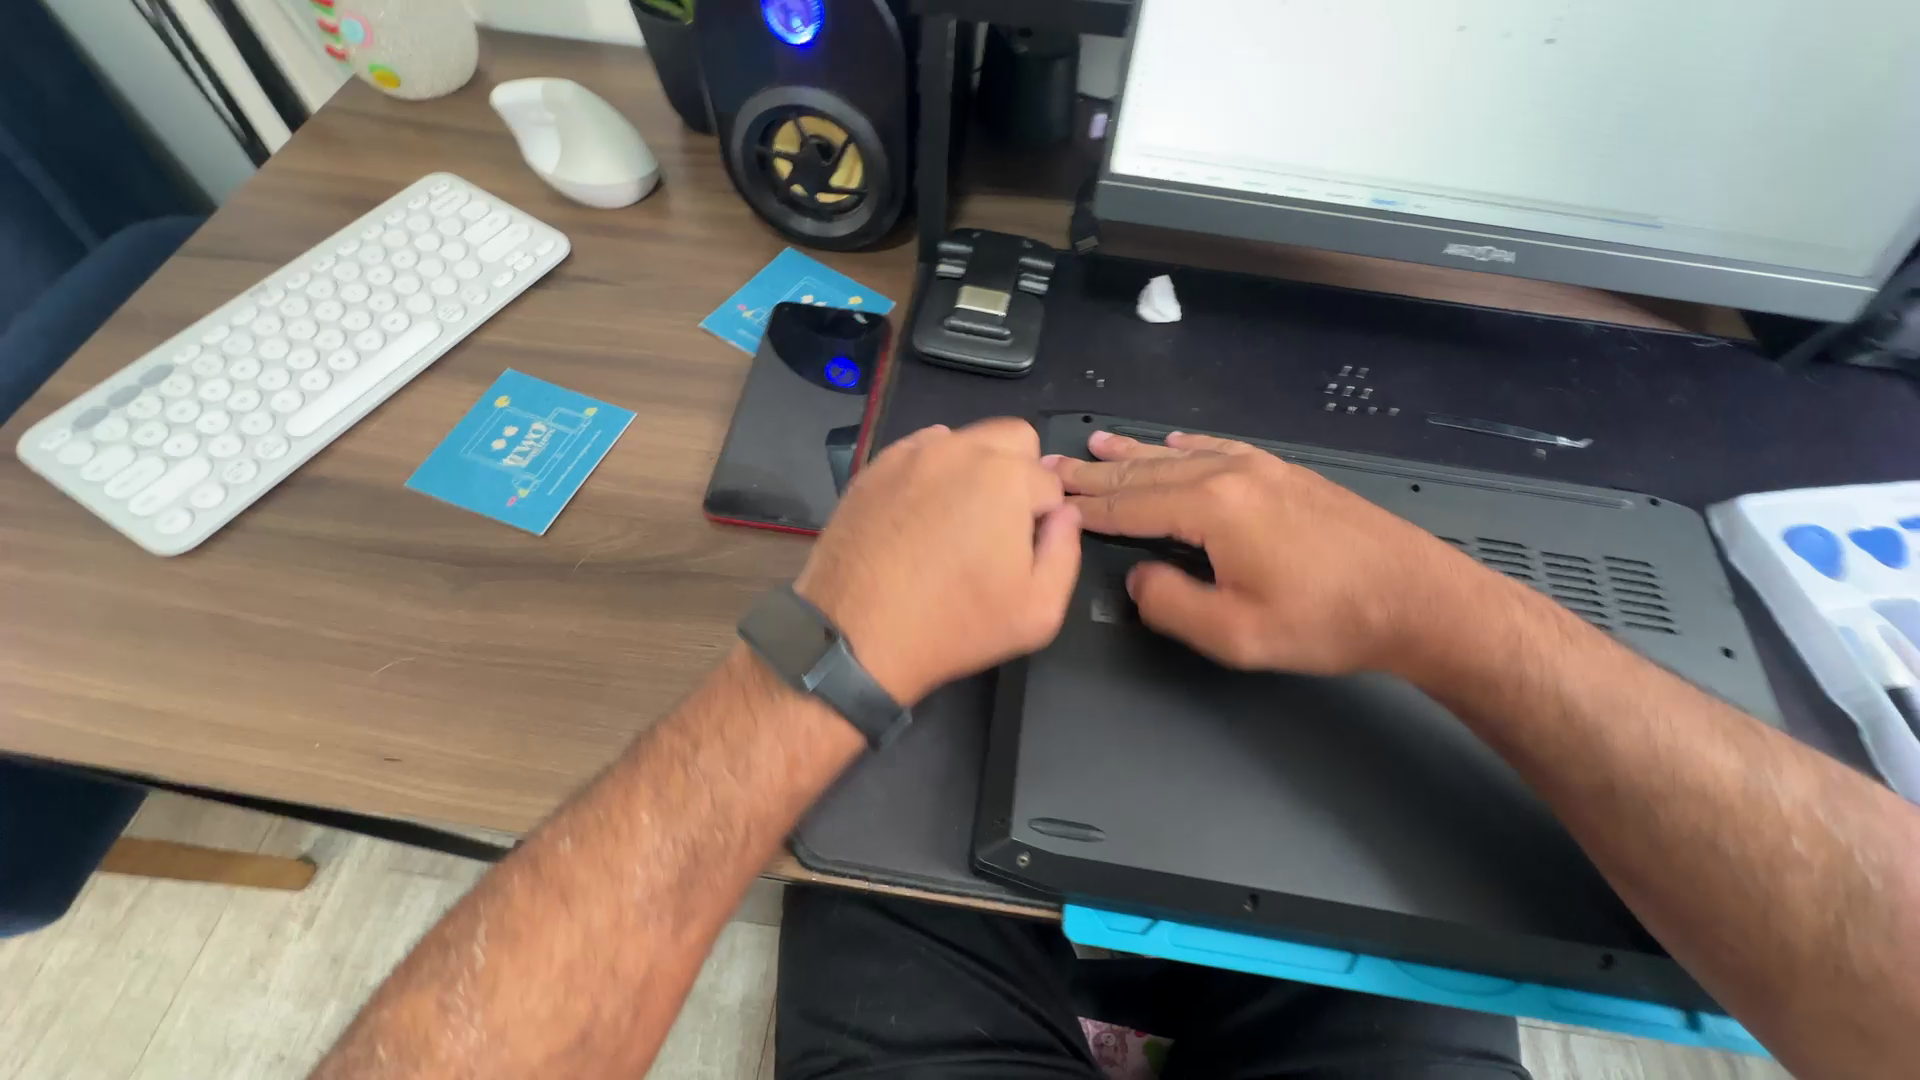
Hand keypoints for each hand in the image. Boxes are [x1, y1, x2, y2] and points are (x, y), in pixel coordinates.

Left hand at [796, 419, 1081, 702]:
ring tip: (956, 522)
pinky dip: (931, 474)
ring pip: (965, 440)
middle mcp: (959, 450)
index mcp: (1005, 477)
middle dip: (1020, 474)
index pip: (1050, 483)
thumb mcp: (1039, 609)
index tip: (1023, 552)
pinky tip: (920, 517)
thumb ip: (1066, 551)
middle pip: (1013, 439)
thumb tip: (1065, 515)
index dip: (1045, 520)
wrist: (856, 636)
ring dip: (975, 469)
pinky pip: (920, 452)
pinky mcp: (875, 467)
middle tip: (1000, 525)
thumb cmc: (953, 625)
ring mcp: (911, 454)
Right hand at [1048, 430, 1488, 675]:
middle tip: (1054, 464)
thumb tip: (1141, 578)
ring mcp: (1261, 469)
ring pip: (1178, 456)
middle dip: (1095, 472)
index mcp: (1213, 508)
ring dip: (1133, 452)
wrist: (1418, 598)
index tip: (1050, 503)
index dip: (1086, 509)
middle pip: (1145, 472)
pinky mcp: (1285, 475)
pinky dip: (1185, 446)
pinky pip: (1219, 450)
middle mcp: (1231, 475)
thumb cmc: (1327, 621)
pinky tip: (1174, 442)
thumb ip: (1171, 604)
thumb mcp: (1235, 634)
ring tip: (1097, 443)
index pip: (1129, 506)